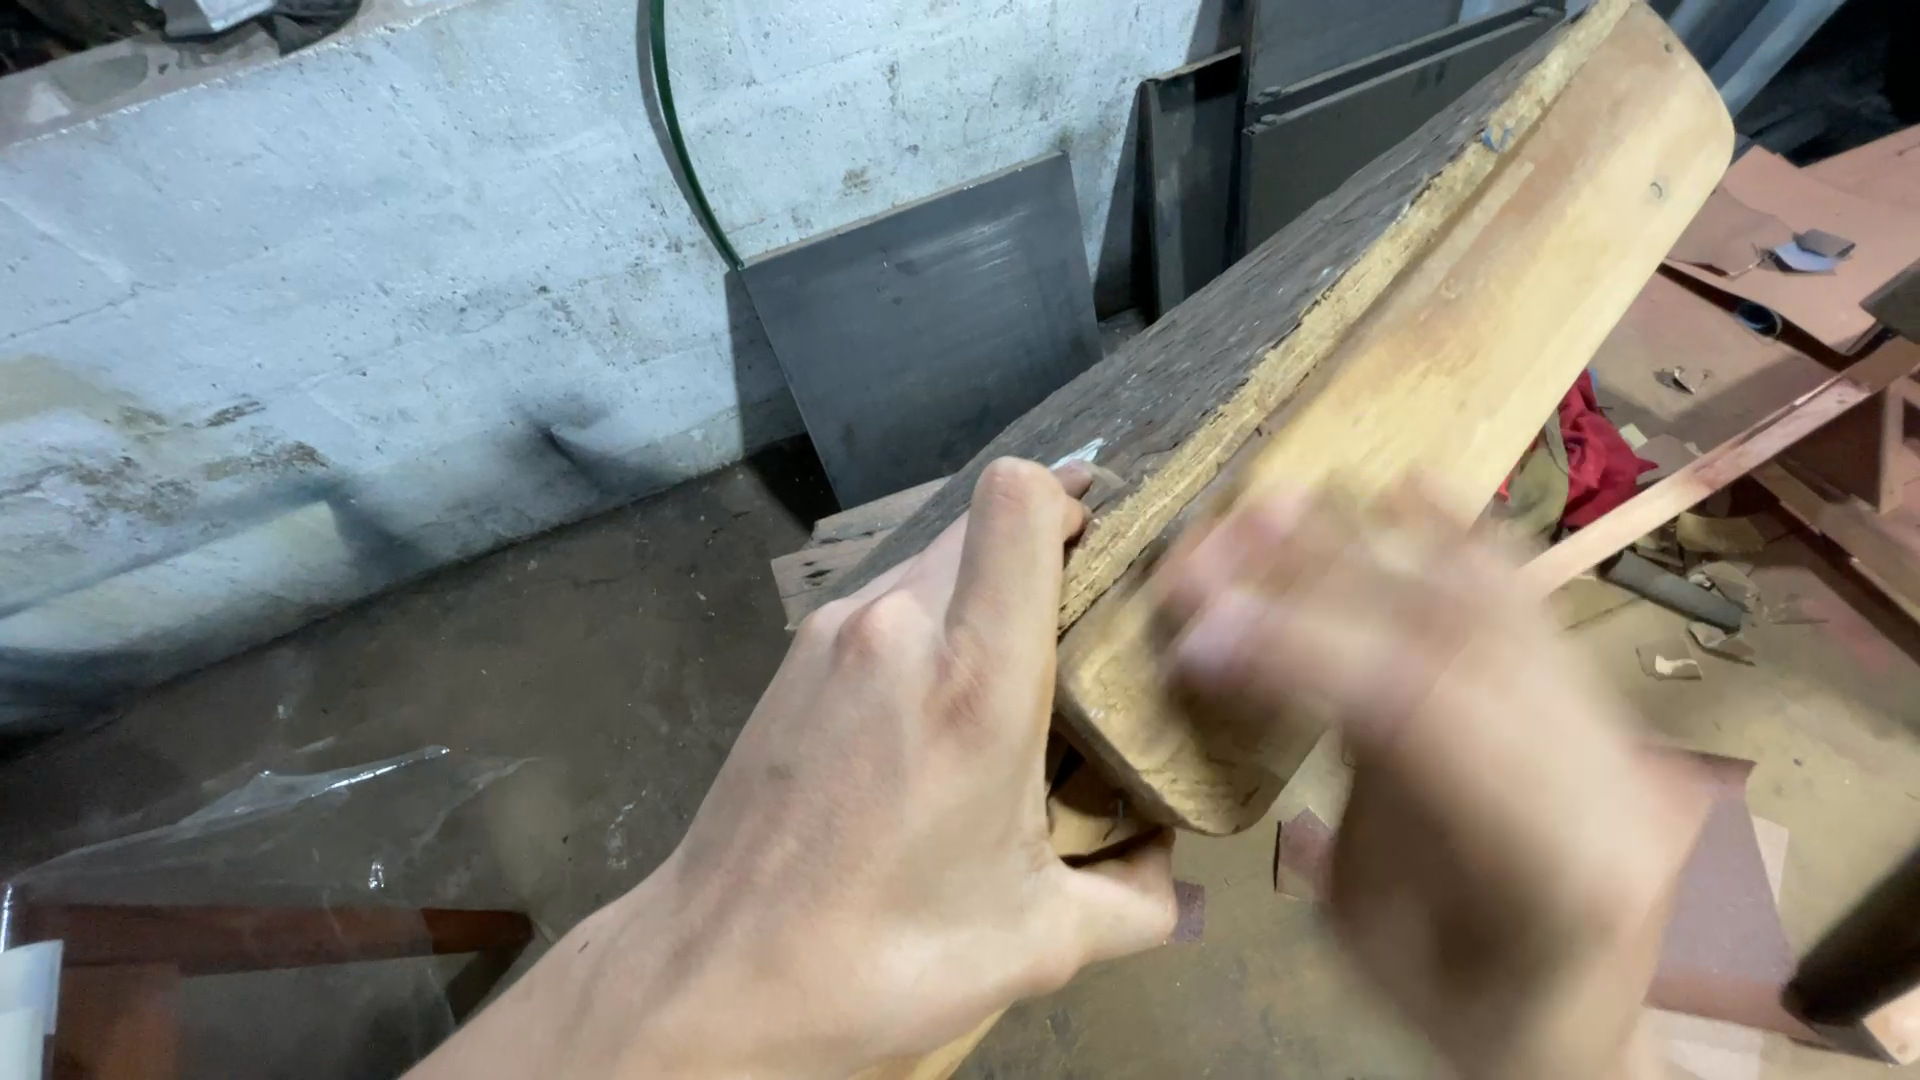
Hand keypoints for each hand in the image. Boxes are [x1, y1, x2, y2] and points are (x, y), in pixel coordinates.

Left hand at [410, 459, 1174, 1079]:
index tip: (1099, 538)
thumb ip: (1137, 901)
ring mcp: (835, 629)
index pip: (1017, 502)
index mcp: (973, 679)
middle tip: (1071, 626)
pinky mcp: (798, 650)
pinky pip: (887, 601)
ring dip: (978, 594)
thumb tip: (1194, 896)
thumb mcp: (1034, 940)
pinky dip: (925, 623)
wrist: (713, 974)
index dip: (1066, 496)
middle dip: (1038, 556)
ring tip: (999, 678)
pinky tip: (924, 706)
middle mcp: (898, 624)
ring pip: (933, 561)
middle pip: (983, 523)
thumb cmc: (884, 959)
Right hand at [1156, 486, 1705, 1079]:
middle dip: (1306, 582)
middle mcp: (1595, 767)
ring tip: (1271, 504)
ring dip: (1360, 543)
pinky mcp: (1574, 700)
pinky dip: (1461, 537)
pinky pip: (1524, 604)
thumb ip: (1328, 820)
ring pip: (1476, 602)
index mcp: (1551, 858)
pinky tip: (1409, 487)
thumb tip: (1254, 724)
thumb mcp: (1377, 948)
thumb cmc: (1464, 1006)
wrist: (1582, 1021)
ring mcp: (1595, 723)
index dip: (1295, 657)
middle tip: (1205, 551)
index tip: (1195, 635)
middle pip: (1441, 636)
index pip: (1416, 717)